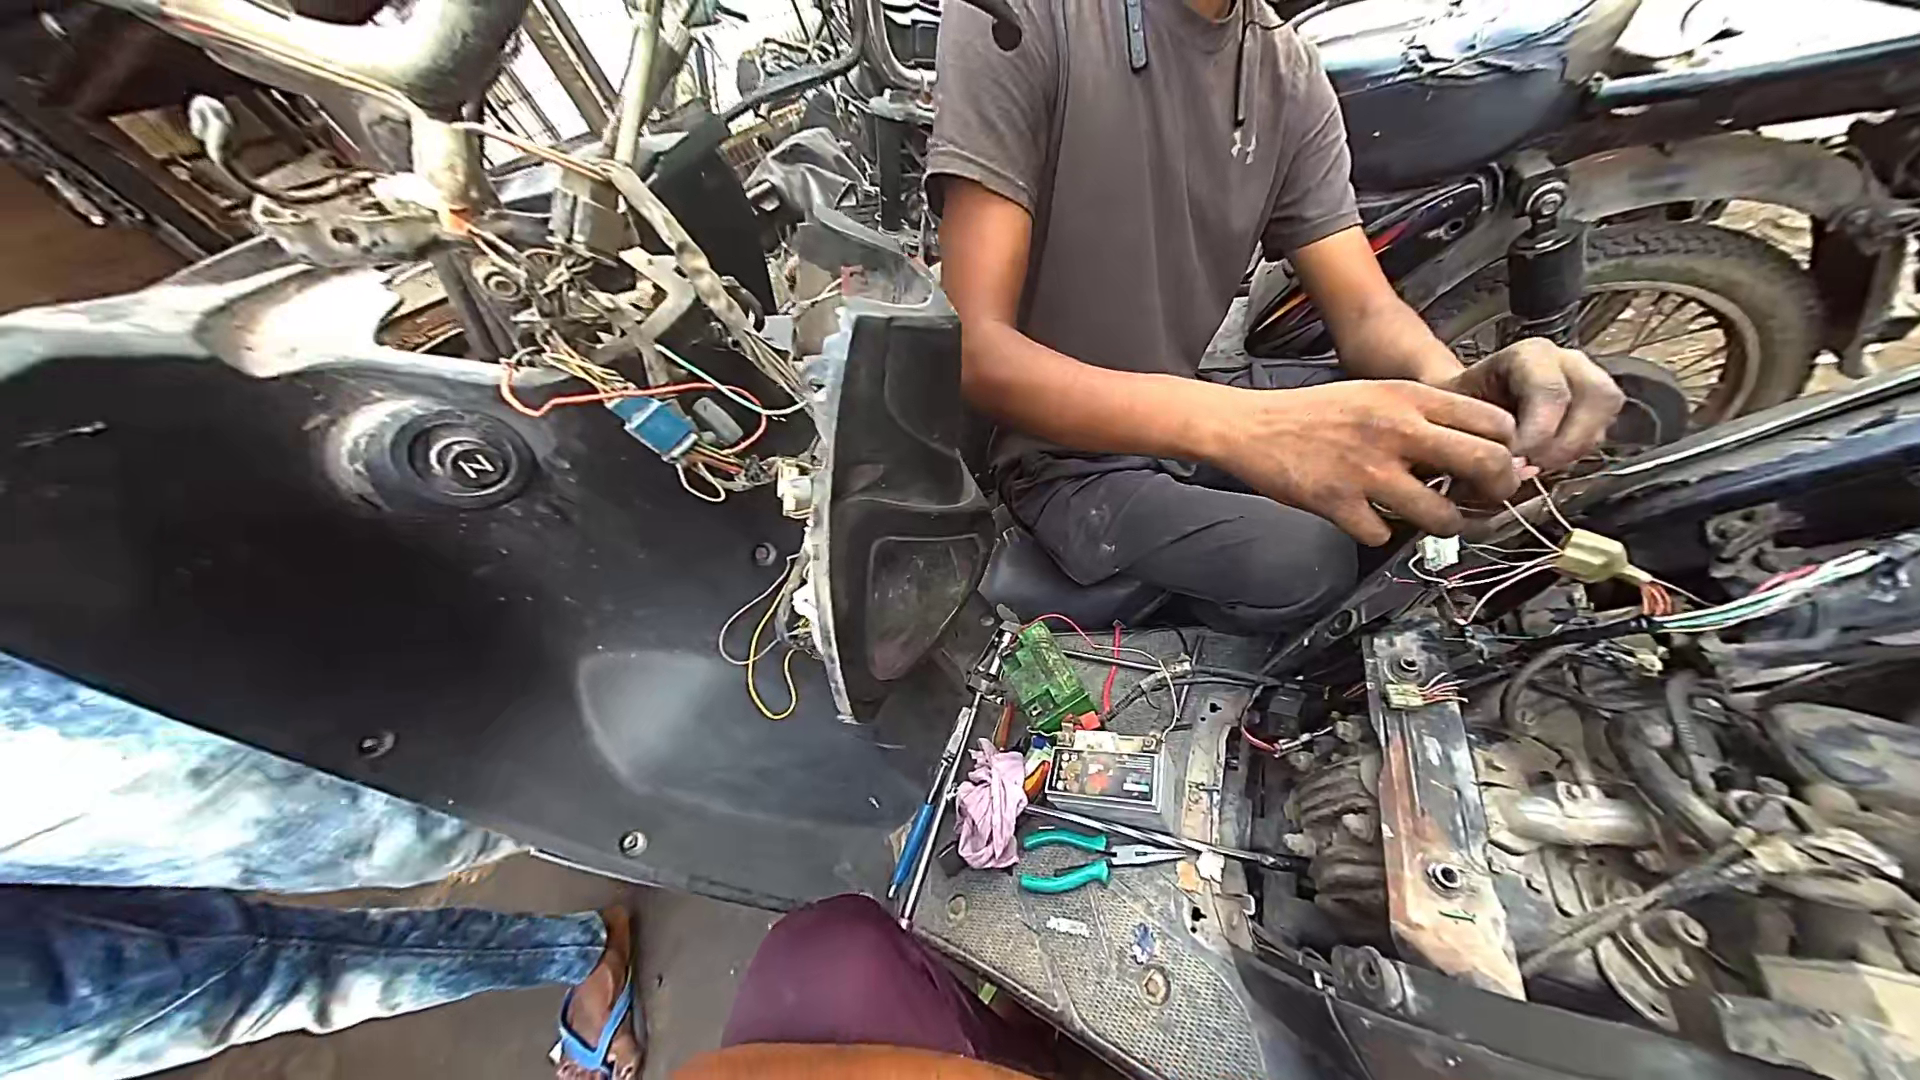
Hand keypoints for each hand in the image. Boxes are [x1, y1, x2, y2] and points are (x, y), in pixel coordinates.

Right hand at [1207, 381, 1520, 545]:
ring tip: (1432, 520)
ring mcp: (1365, 470)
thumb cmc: (1309, 413)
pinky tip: (1368, 519)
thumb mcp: (1374, 394)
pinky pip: (1382, 534)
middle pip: (1488, 466)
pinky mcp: (1336, 502)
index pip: (1497, 424)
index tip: (1494, 466)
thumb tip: (1472, 447)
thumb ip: (1422, 415)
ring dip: (1444, 525)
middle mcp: (1395, 432)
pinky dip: (1379, 532)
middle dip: (1496, 492)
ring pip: (1442, 514)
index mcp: (1407, 399)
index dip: (1507, 452)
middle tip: (1483, 501)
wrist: (1251, 426)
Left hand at [1437, 338, 1624, 471]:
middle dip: (1564, 443)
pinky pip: (1600, 432)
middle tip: (1527, 468)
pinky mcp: (1592, 405)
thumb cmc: (1451, 402)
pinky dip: (1573, 455)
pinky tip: (1540, 465)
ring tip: (1531, 469)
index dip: (1537, 431)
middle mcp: (1566, 361)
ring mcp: (1586, 379)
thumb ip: (1472, 426)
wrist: (1455, 398)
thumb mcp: (1449, 406)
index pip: (1551, 391)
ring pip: (1605, 417)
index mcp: (1529, 356)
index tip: (1511, 460)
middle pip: (1596, 399)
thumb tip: (1503, 462)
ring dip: (1572, 451)